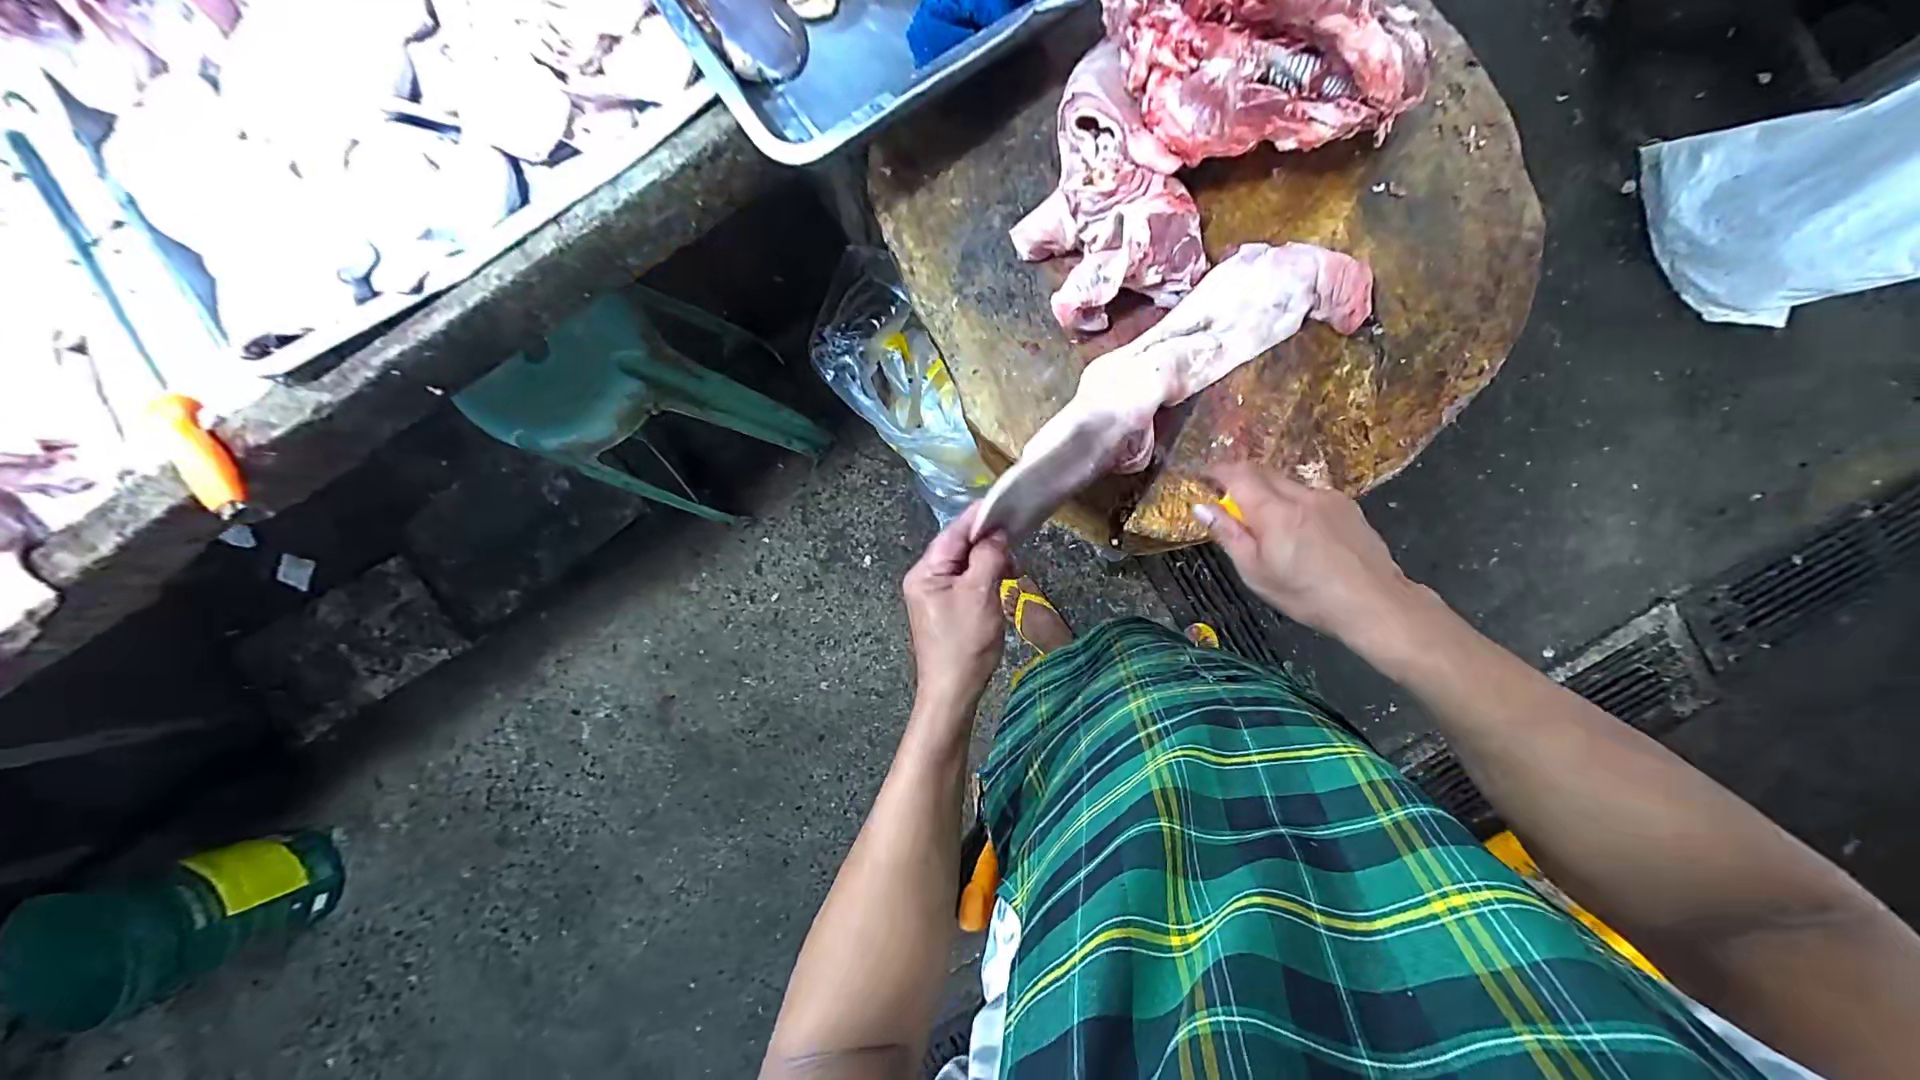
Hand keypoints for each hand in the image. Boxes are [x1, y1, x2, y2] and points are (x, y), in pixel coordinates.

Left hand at [903, 503, 1012, 710]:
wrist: (952, 692)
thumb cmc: (964, 643)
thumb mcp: (980, 594)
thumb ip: (988, 557)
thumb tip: (998, 535)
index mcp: (925, 572)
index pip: (954, 532)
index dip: (979, 517)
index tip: (1005, 502)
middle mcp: (924, 579)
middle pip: (958, 547)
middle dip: (987, 542)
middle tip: (1016, 541)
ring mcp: (934, 595)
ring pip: (965, 565)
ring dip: (989, 561)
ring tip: (1012, 567)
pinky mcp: (946, 609)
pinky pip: (967, 583)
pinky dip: (985, 578)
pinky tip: (1002, 583)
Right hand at [1195, 463, 1434, 649]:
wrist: (1374, 603)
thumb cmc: (1306, 595)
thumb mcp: (1255, 572)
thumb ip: (1228, 535)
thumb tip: (1202, 507)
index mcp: (1274, 512)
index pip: (1238, 474)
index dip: (1217, 471)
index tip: (1203, 478)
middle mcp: (1302, 495)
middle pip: (1263, 473)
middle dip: (1240, 481)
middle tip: (1227, 502)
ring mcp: (1328, 498)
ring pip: (1287, 484)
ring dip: (1268, 494)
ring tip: (1266, 525)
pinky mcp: (1347, 506)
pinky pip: (1310, 495)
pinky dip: (1293, 504)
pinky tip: (1300, 533)